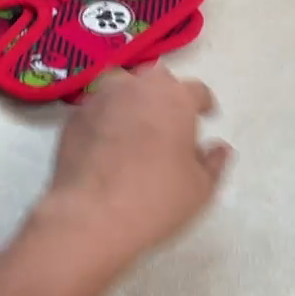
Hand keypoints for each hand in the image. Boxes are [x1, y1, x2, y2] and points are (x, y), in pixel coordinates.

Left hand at [26, 67, 231, 284]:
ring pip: (121, 86)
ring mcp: (100, 99)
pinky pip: (96, 109)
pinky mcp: (73, 118)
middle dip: (165, 95)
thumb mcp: (199, 188)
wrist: (89, 216)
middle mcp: (136, 88)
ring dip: (131, 98)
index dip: (203, 103)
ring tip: (135, 123)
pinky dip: (105, 119)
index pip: (196, 90)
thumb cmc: (155, 200)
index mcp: (175, 98)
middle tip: (169, 121)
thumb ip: (213, 162)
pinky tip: (106, 143)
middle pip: (156, 79)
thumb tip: (220, 148)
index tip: (206, 116)